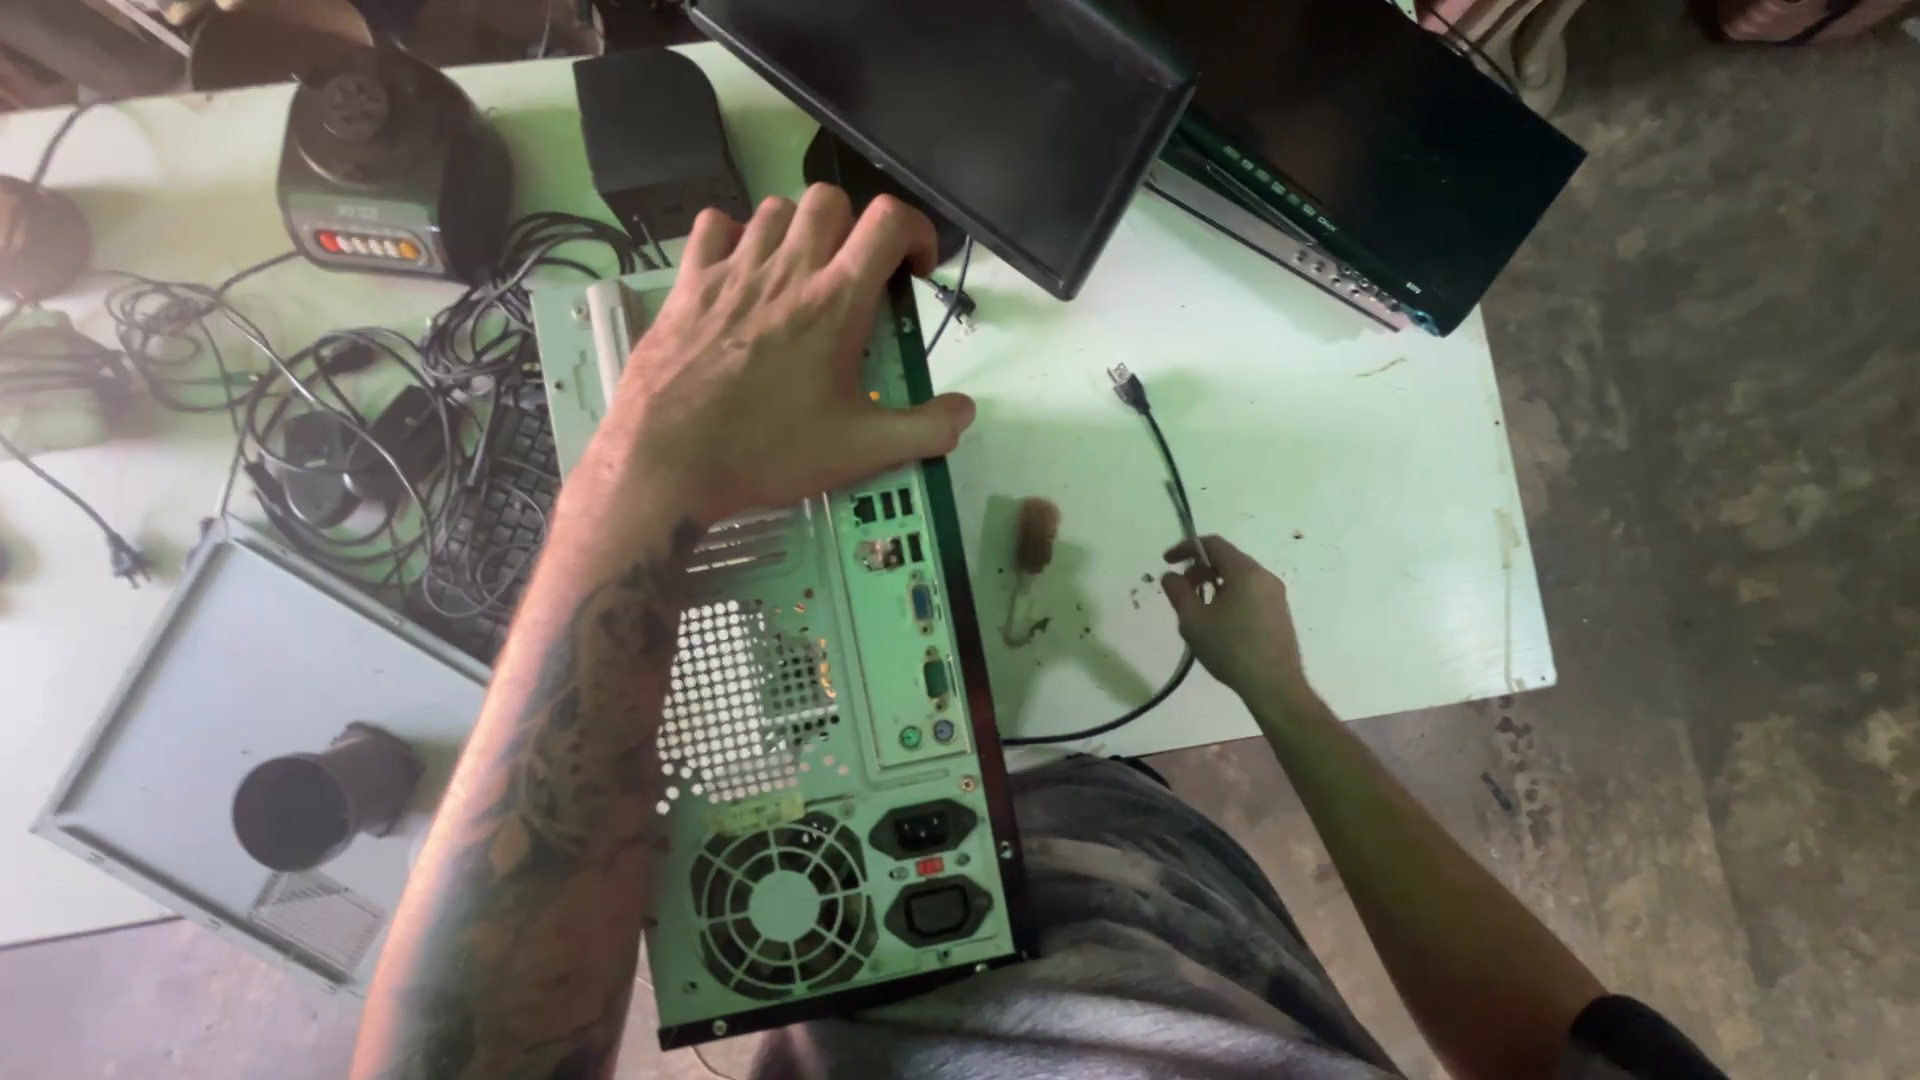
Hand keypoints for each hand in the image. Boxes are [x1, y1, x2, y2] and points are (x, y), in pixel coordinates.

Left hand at [586, 185, 976, 526]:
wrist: (669, 461)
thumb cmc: (771, 452)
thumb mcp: (861, 451)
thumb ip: (925, 430)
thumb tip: (966, 411)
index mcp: (836, 302)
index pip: (888, 221)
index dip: (916, 230)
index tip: (914, 269)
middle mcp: (787, 269)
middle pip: (831, 201)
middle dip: (855, 229)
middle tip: (854, 277)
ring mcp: (732, 270)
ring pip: (775, 209)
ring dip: (800, 231)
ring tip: (801, 275)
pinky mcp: (688, 283)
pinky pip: (715, 227)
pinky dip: (737, 236)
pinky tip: (742, 272)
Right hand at [1161, 536, 1313, 705]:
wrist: (1274, 686)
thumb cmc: (1231, 650)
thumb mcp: (1193, 621)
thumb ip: (1178, 592)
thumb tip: (1170, 576)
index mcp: (1246, 573)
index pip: (1213, 544)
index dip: (1186, 548)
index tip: (1167, 561)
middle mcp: (1264, 577)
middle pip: (1227, 558)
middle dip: (1199, 568)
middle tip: (1181, 589)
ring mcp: (1275, 595)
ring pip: (1238, 576)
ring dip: (1213, 582)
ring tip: (1197, 607)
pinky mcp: (1278, 612)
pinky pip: (1249, 591)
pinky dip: (1229, 593)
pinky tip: (1218, 620)